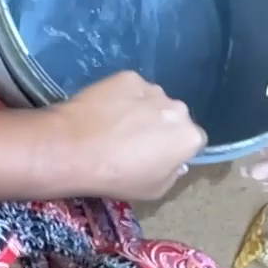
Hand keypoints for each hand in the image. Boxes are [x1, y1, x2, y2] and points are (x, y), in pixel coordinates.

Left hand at [46, 72, 206, 201]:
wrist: (75, 148)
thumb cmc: (116, 176)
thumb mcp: (154, 191)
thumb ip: (172, 173)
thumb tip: (173, 160)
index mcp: (189, 137)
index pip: (192, 140)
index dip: (174, 149)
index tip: (156, 156)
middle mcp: (178, 108)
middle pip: (174, 116)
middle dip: (160, 125)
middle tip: (134, 140)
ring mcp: (152, 88)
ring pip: (153, 100)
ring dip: (142, 109)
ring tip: (114, 124)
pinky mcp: (127, 77)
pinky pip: (131, 88)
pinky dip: (122, 96)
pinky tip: (104, 110)